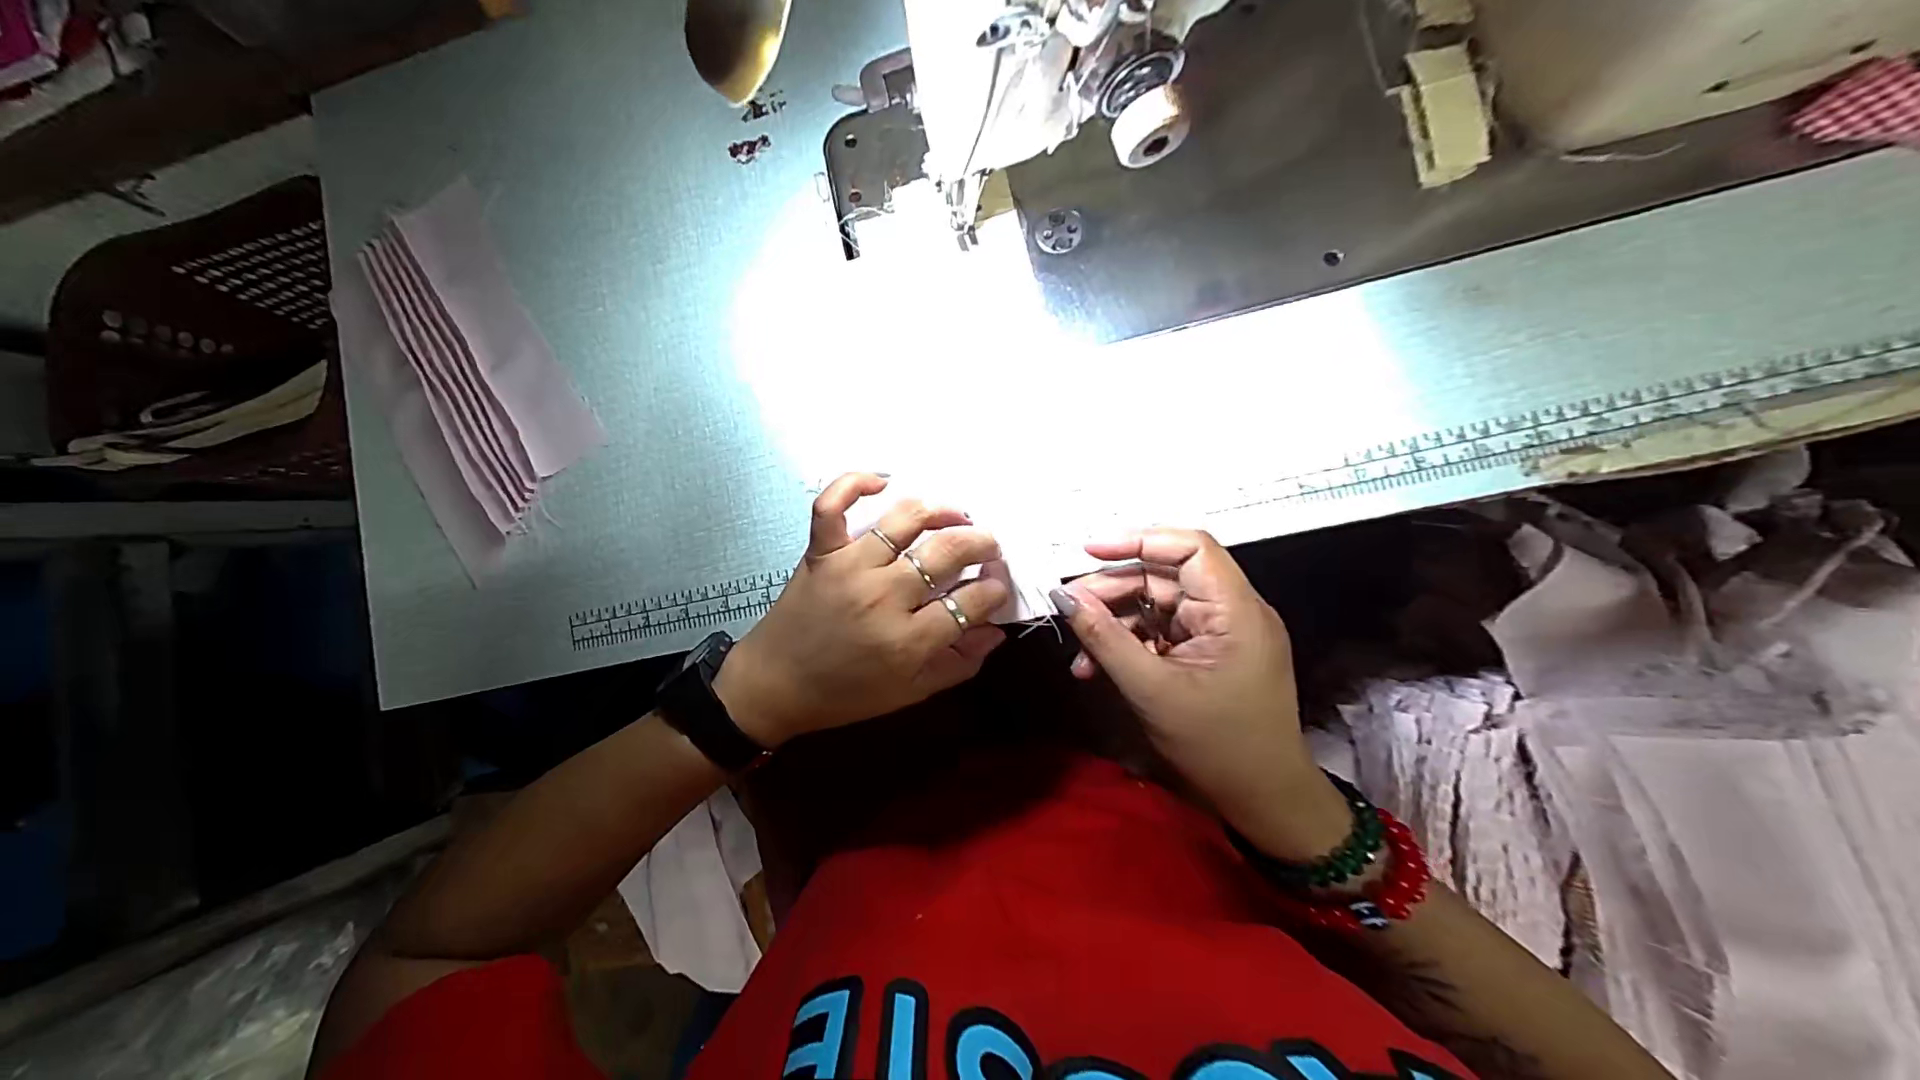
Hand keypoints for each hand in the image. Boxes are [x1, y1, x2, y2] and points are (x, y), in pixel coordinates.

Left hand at [714, 472, 1009, 747]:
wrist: (775, 686)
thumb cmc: (846, 694)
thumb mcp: (910, 693)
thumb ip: (959, 664)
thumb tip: (996, 630)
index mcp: (907, 641)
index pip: (969, 602)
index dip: (995, 589)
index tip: (999, 584)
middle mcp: (882, 597)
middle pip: (946, 553)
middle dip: (981, 544)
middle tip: (989, 546)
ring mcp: (849, 568)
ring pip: (904, 521)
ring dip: (941, 511)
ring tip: (958, 516)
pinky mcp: (820, 552)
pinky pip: (832, 506)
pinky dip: (854, 484)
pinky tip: (882, 482)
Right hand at [1051, 529, 1349, 859]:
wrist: (1263, 800)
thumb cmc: (1217, 746)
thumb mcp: (1152, 690)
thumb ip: (1105, 639)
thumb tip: (1064, 597)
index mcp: (1236, 610)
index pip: (1190, 548)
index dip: (1138, 540)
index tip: (1089, 552)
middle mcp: (1232, 611)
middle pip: (1166, 576)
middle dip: (1114, 590)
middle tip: (1070, 608)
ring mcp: (1221, 632)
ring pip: (1158, 605)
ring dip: (1116, 623)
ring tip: (1081, 651)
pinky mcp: (1208, 652)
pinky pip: (1162, 632)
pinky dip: (1130, 644)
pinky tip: (1097, 666)